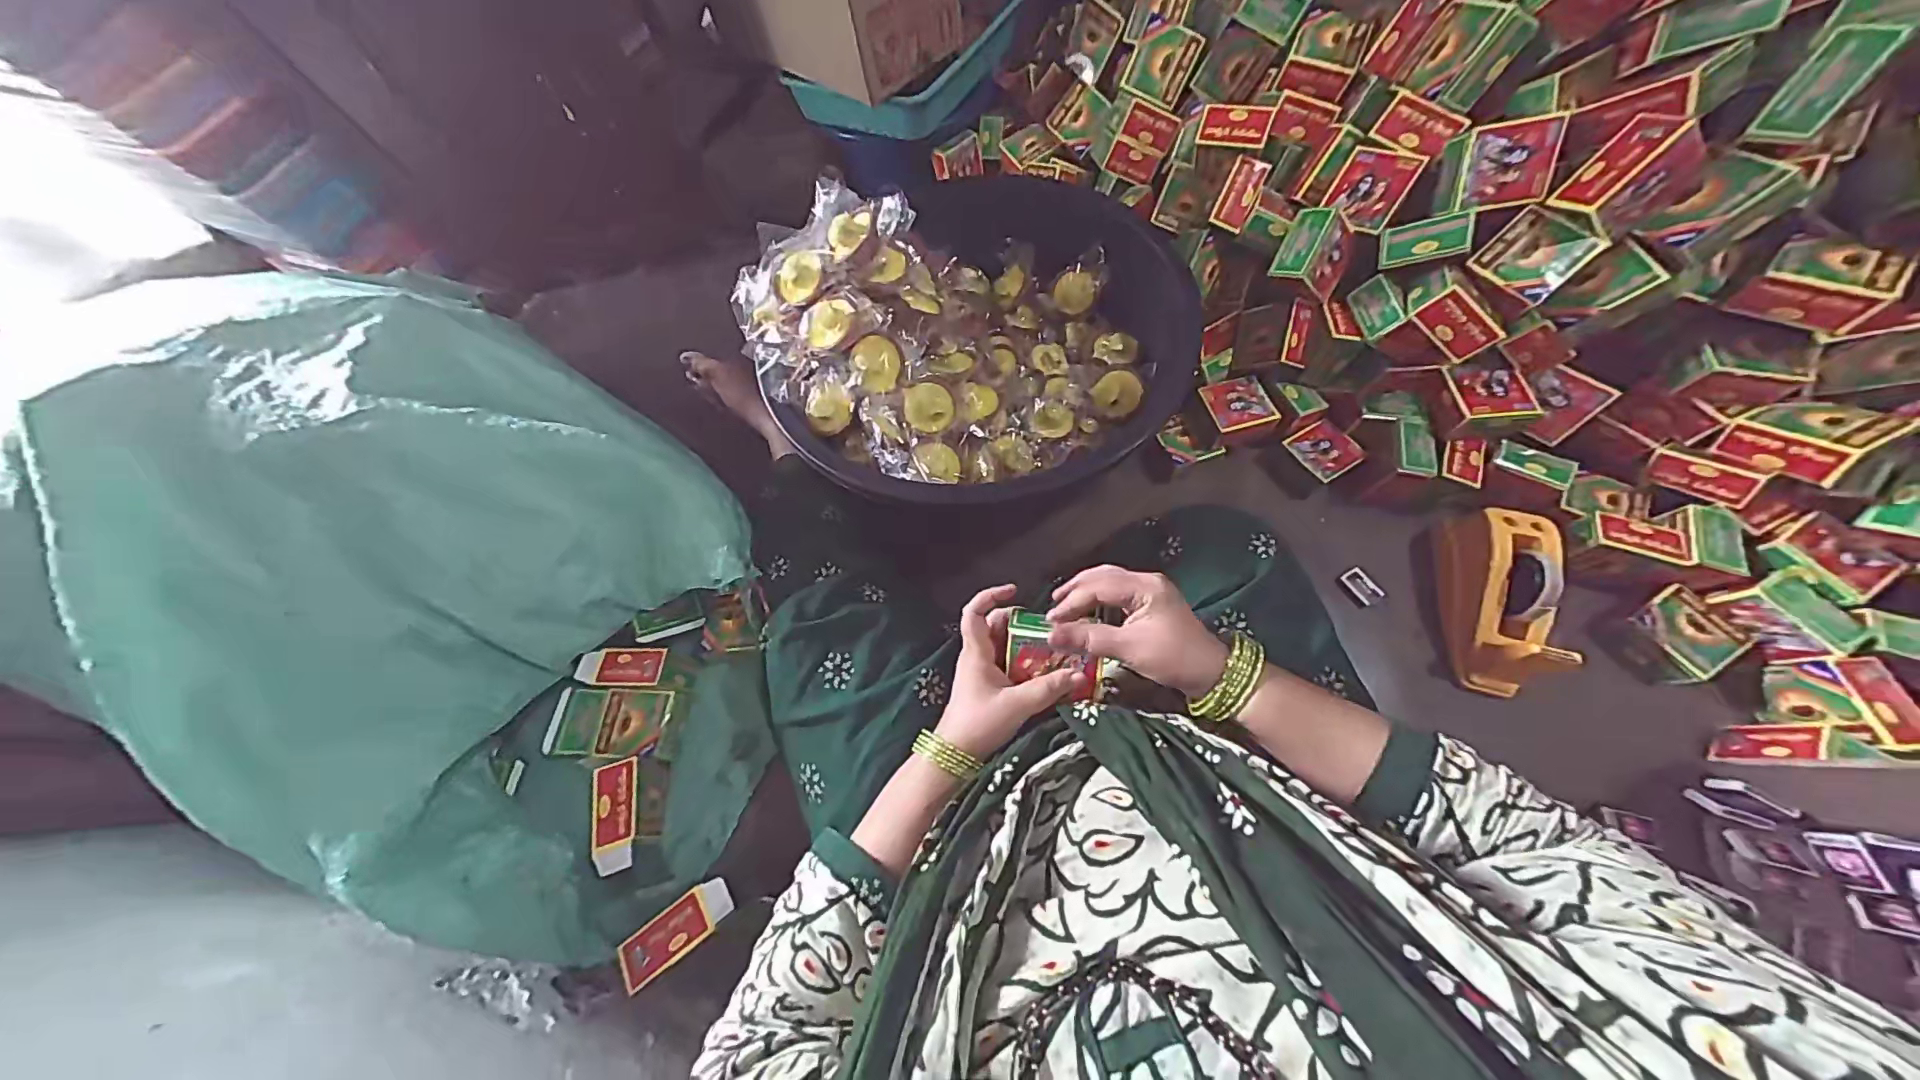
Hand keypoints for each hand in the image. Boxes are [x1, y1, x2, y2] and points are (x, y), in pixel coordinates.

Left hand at [934, 584, 1084, 759]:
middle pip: (995, 626)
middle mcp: (977, 657)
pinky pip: (1007, 665)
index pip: (974, 612)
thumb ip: (1048, 689)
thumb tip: (1076, 675)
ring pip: (1003, 646)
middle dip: (1019, 623)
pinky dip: (1024, 664)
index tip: (1014, 591)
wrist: (955, 754)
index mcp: (976, 652)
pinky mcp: (988, 687)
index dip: (991, 595)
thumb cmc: (978, 724)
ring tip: (1050, 650)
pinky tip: (1043, 674)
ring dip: (1025, 645)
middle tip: (1043, 629)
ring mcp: (981, 672)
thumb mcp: (1017, 705)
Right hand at [1046, 565, 1227, 698]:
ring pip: (1109, 582)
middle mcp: (1147, 581)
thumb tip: (1051, 635)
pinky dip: (1098, 599)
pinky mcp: (1151, 602)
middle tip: (1053, 608)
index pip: (1098, 586)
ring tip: (1064, 606)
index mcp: (1144, 586)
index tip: (1051, 621)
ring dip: (1086, 592)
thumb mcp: (1128, 649)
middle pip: (1102, 576)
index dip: (1071, 602)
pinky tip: (1087, 610)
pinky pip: (1117, 592)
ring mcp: (1150, 590)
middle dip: (1075, 591)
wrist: (1212, 673)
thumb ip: (1089, 639)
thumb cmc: (1173, 659)